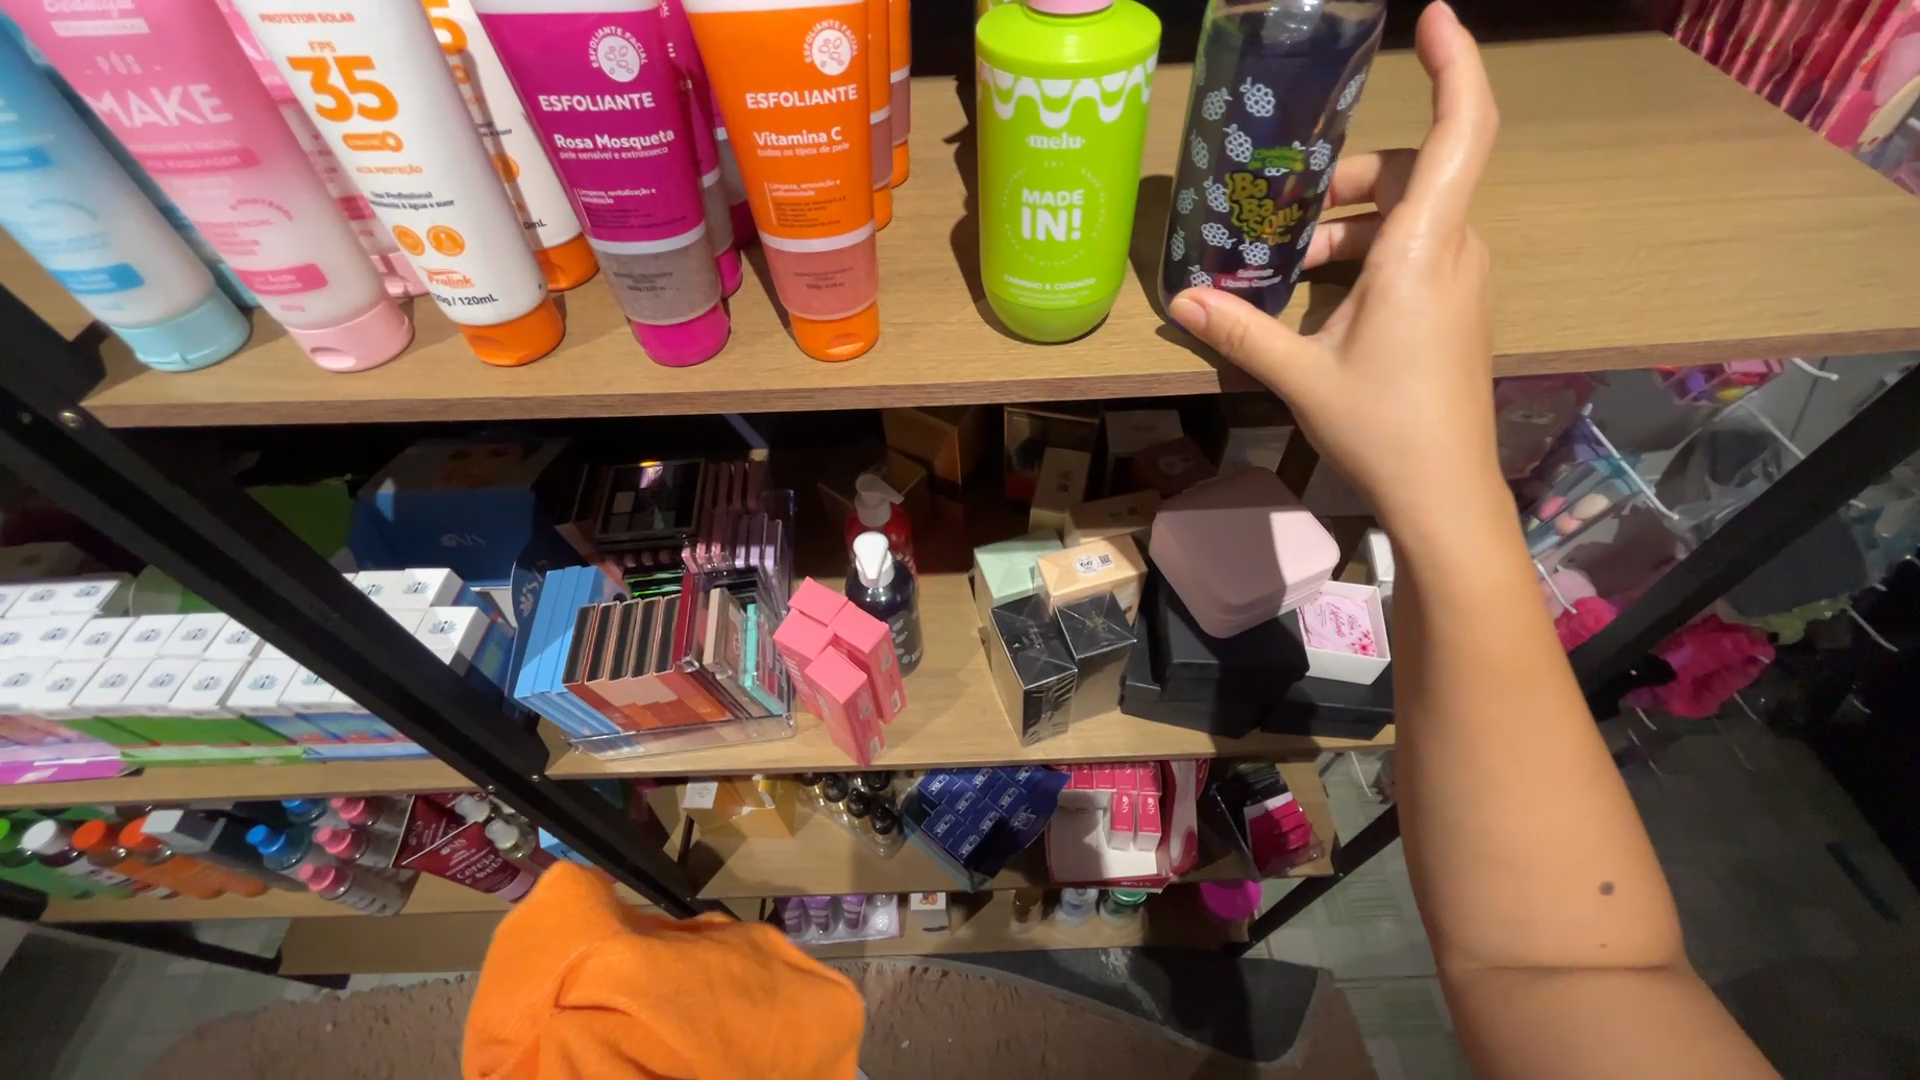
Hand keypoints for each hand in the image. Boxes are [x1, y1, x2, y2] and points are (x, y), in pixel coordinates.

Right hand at [1169, 2, 1501, 533]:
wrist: (1441, 491)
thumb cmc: (1379, 425)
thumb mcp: (1298, 375)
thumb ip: (1239, 331)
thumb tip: (1178, 304)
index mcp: (1422, 251)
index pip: (1460, 131)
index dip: (1456, 64)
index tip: (1435, 15)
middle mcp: (1453, 251)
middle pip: (1413, 175)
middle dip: (1347, 180)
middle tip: (1288, 210)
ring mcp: (1459, 282)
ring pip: (1409, 218)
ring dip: (1349, 228)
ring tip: (1289, 269)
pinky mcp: (1452, 309)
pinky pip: (1413, 252)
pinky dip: (1366, 256)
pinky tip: (1320, 300)